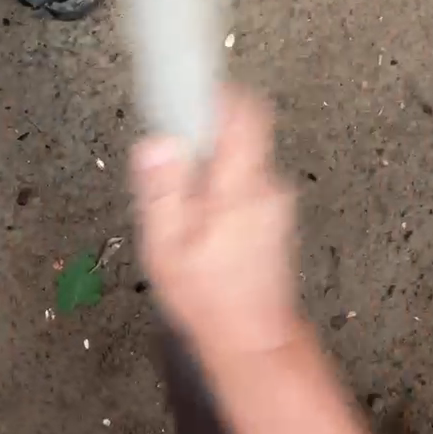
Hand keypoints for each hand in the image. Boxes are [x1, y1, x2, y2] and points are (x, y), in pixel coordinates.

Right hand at [130, 86, 305, 361]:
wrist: (251, 339)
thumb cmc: (211, 298)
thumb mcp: (168, 246)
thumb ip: (163, 190)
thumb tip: (157, 144)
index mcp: (240, 187)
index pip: (243, 111)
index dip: (216, 93)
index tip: (189, 95)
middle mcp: (266, 187)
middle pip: (240, 131)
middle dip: (203, 139)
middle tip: (172, 167)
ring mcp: (275, 202)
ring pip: (240, 159)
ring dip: (210, 169)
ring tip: (184, 209)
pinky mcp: (275, 216)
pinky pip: (244, 183)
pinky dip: (220, 189)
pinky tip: (202, 226)